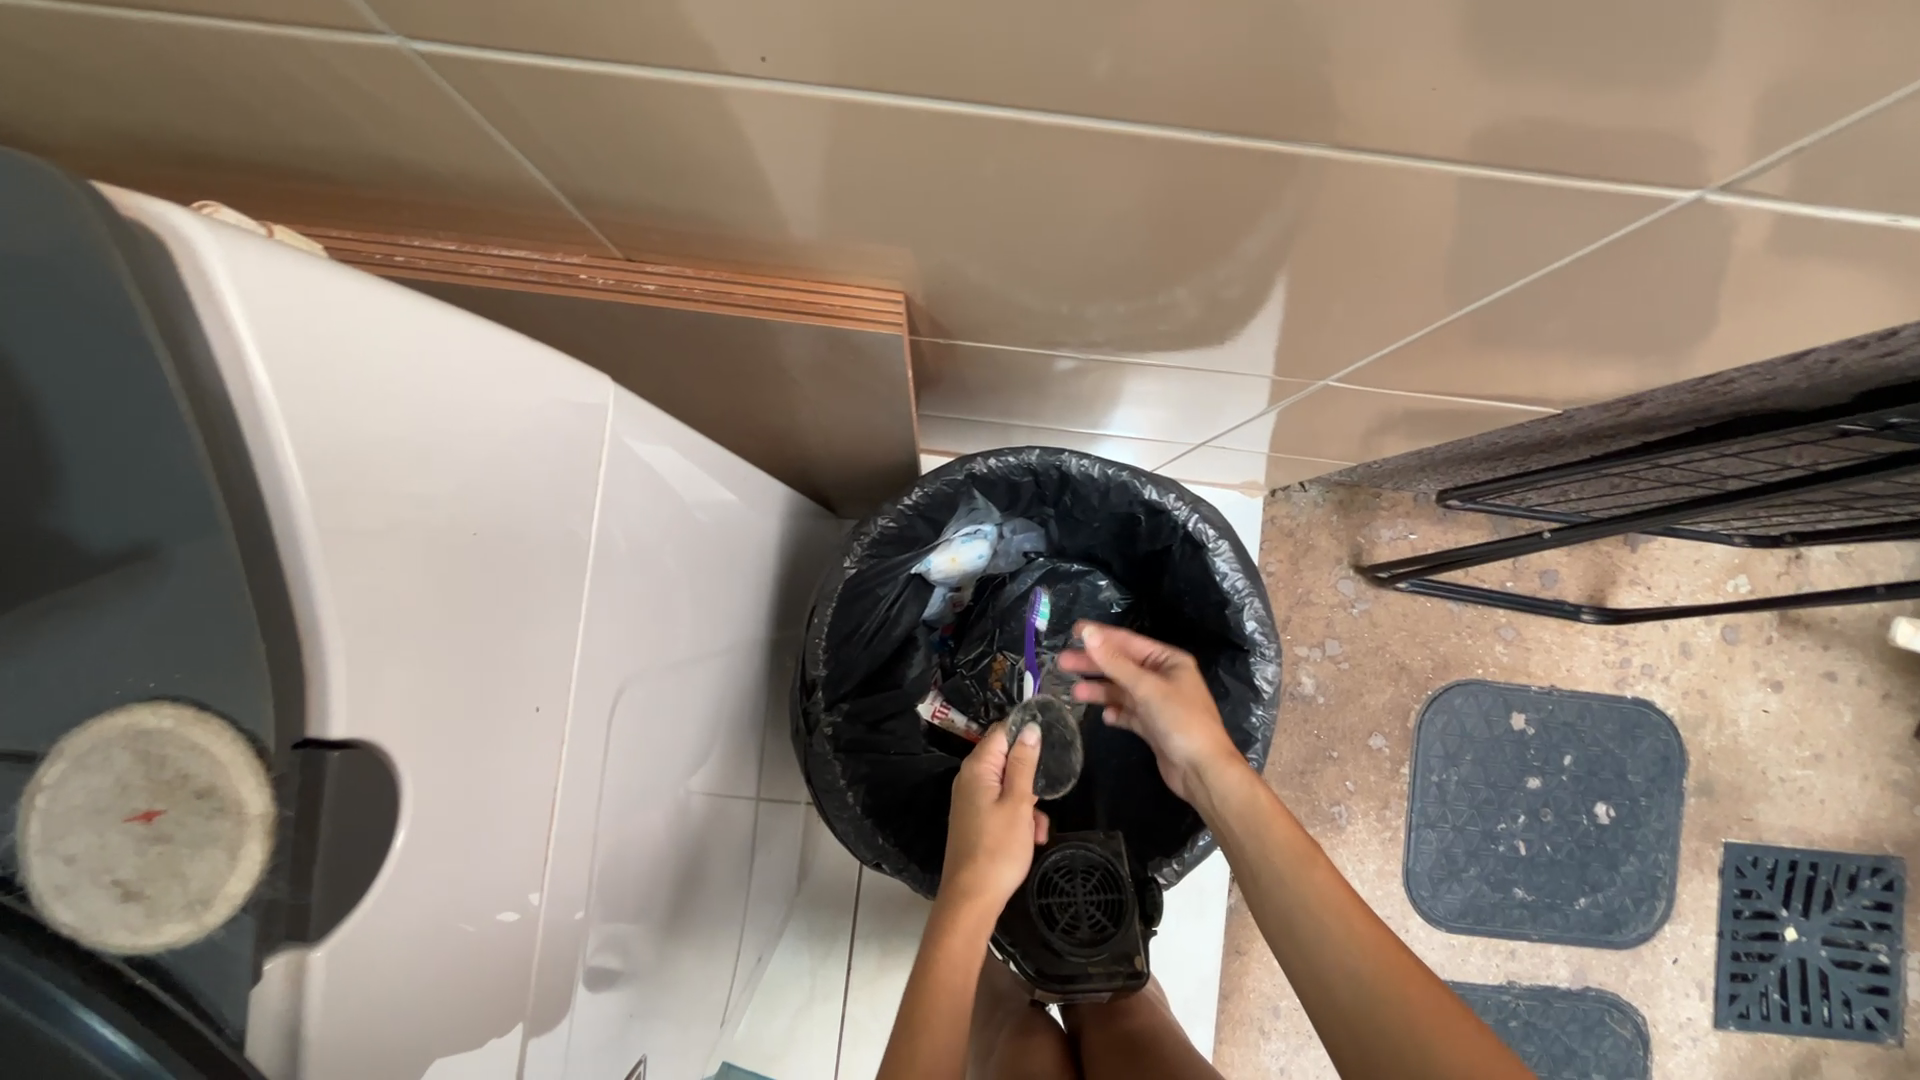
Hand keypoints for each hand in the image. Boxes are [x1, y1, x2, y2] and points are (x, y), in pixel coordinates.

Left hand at [940, 721, 1050, 914]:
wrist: (972, 898)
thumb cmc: (998, 848)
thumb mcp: (1018, 802)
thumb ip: (1023, 763)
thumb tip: (1029, 727)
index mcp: (977, 768)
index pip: (1001, 732)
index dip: (1025, 732)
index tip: (1051, 740)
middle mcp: (969, 778)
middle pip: (1006, 760)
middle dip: (1030, 777)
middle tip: (1046, 796)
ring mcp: (971, 800)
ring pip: (1009, 787)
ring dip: (1028, 803)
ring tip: (1038, 828)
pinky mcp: (975, 819)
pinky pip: (1001, 806)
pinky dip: (1018, 818)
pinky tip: (1031, 838)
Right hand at [1059, 622, 1246, 801]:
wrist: (1202, 770)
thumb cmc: (1180, 720)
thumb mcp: (1146, 687)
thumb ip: (1114, 661)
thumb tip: (1087, 633)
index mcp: (1168, 661)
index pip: (1128, 642)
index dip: (1101, 636)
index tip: (1074, 631)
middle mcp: (1163, 678)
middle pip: (1122, 666)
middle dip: (1094, 665)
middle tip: (1062, 662)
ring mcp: (1158, 703)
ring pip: (1122, 691)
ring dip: (1100, 691)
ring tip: (1074, 693)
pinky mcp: (1153, 726)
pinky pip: (1128, 713)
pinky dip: (1116, 713)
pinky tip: (1105, 716)